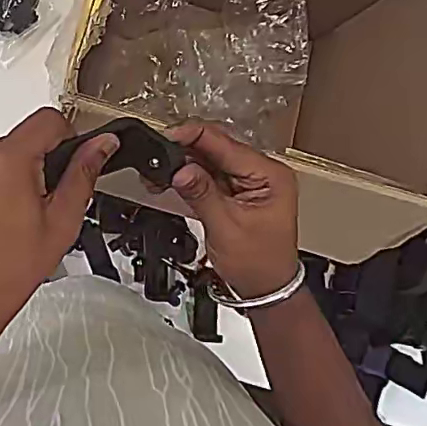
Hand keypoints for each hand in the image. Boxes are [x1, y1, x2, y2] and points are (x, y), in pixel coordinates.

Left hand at [0, 107, 117, 339]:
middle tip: (42, 202)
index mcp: (8, 162)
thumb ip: (84, 173)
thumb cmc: (11, 267)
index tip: (67, 162)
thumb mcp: (63, 219)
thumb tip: (103, 144)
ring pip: (0, 152)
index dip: (67, 138)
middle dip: (38, 162)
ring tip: (16, 213)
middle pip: (22, 138)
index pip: (47, 119)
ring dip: (13, 172)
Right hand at [167, 122, 300, 298]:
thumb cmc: (260, 263)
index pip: (226, 144)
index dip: (193, 137)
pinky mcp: (237, 192)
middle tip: (156, 154)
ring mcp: (249, 182)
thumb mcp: (226, 227)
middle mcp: (262, 173)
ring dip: (184, 164)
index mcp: (269, 175)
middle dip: (185, 150)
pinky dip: (191, 178)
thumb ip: (202, 194)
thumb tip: (181, 169)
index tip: (167, 136)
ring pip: (210, 161)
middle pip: (217, 149)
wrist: (266, 289)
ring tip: (159, 171)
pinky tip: (173, 180)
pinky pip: (211, 176)